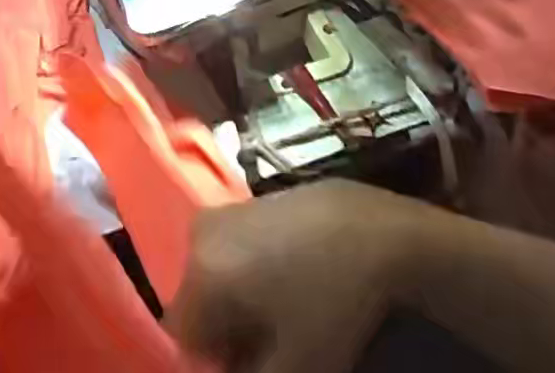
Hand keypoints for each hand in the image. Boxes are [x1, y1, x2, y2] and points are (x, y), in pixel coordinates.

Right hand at [167, 180, 447, 372]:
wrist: (373, 229)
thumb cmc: (330, 300)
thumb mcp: (296, 366)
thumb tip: (238, 371)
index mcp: (200, 271)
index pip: (182, 335)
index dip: (214, 359)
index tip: (250, 362)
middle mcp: (201, 234)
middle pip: (198, 301)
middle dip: (227, 329)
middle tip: (271, 341)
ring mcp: (226, 210)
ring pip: (217, 274)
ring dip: (241, 301)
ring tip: (286, 313)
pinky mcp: (250, 199)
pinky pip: (235, 248)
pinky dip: (253, 271)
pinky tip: (294, 279)